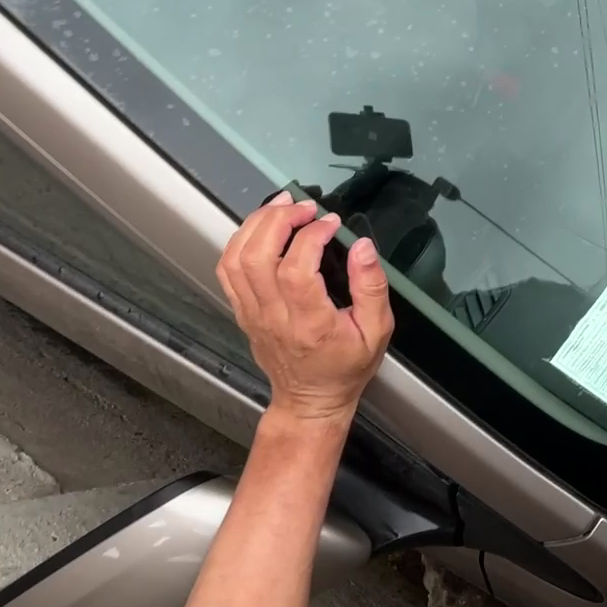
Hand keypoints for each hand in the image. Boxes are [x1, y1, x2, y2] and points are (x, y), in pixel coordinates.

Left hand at [216, 192, 394, 425]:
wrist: (311, 399)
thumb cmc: (347, 366)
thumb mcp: (378, 329)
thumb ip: (372, 286)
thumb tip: (362, 246)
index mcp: (310, 322)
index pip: (295, 269)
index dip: (311, 236)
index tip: (332, 223)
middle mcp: (274, 316)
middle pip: (256, 256)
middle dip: (279, 219)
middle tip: (305, 207)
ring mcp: (252, 313)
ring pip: (236, 258)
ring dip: (257, 224)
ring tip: (283, 207)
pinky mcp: (242, 311)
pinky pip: (227, 269)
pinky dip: (241, 240)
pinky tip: (263, 228)